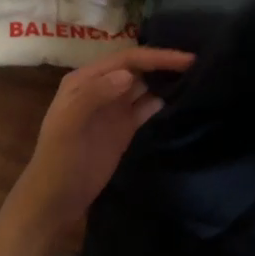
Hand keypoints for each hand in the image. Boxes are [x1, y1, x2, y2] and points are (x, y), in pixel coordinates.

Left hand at [10, 46, 194, 232]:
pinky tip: (180, 98)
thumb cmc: (58, 159)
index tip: (187, 58)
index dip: (155, 57)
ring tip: (196, 76)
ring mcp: (113, 108)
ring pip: (143, 85)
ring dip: (164, 79)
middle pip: (137, 68)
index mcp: (84, 80)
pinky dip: (161, 100)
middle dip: (163, 63)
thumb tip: (129, 74)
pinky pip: (145, 107)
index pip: (125, 59)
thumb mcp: (69, 125)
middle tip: (198, 64)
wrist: (56, 199)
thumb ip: (94, 95)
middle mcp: (100, 88)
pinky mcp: (123, 128)